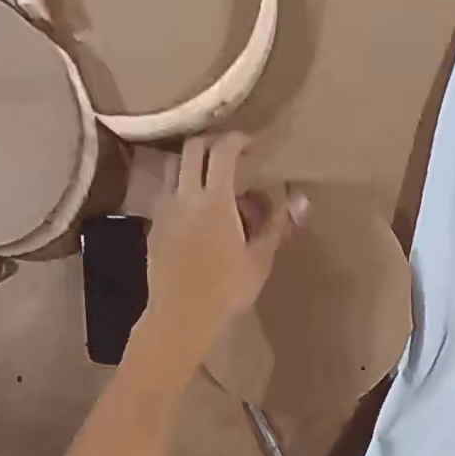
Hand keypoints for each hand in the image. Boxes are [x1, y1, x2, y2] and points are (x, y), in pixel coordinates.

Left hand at [139, 133, 301, 358]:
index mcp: (214, 199)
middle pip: (192, 148)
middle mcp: (185, 196)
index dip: (238, 139)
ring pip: (172, 168)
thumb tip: (300, 201)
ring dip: (190, 163)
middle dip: (212, 142)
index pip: (223, 150)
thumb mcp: (259, 260)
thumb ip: (276, 226)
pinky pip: (165, 194)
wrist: (180, 316)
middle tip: (229, 154)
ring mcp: (164, 211)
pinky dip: (180, 189)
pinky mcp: (154, 228)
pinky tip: (193, 210)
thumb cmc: (225, 291)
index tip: (250, 143)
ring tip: (208, 179)